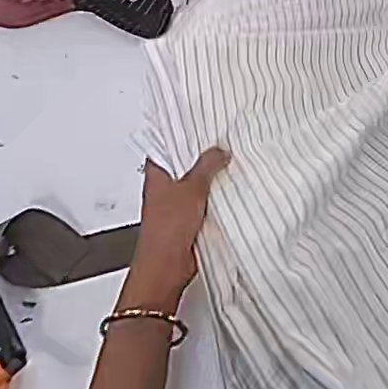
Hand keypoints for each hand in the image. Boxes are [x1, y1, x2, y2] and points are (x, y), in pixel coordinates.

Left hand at [119, 147, 229, 315]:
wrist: (168, 266)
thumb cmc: (168, 228)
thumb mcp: (192, 187)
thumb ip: (208, 165)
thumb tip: (220, 151)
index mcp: (156, 174)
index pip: (166, 145)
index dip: (180, 133)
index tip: (198, 122)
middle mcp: (164, 187)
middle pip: (184, 163)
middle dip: (202, 155)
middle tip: (222, 140)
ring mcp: (176, 204)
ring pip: (196, 183)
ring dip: (210, 177)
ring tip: (230, 161)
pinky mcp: (188, 220)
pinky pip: (204, 201)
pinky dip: (215, 196)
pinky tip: (230, 189)